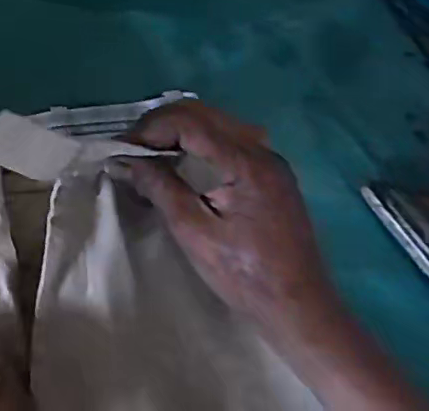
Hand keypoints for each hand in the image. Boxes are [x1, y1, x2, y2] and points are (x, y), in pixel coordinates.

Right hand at [116, 101, 425, 410]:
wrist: (304, 314)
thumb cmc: (247, 278)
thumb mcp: (195, 234)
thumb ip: (160, 188)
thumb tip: (127, 159)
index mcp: (247, 165)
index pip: (189, 122)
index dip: (151, 129)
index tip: (124, 148)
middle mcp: (262, 152)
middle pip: (201, 113)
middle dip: (160, 123)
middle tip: (133, 147)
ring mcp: (270, 160)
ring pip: (214, 119)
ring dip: (177, 127)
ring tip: (152, 151)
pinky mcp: (270, 172)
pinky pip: (227, 136)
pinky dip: (197, 137)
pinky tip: (182, 158)